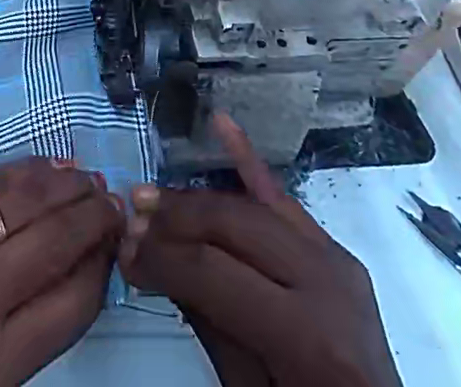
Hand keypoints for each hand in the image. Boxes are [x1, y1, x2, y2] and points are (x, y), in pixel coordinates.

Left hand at [0, 156, 123, 386]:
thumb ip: (28, 334)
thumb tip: (77, 270)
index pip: (69, 304)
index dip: (102, 269)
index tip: (117, 247)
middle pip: (50, 245)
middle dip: (92, 219)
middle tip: (115, 202)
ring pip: (17, 204)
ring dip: (62, 186)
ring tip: (89, 178)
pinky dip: (15, 172)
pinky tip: (42, 166)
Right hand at [121, 115, 401, 386]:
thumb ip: (204, 319)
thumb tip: (147, 259)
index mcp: (308, 336)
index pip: (214, 270)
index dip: (161, 256)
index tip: (125, 253)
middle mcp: (327, 284)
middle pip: (232, 225)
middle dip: (173, 219)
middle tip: (131, 221)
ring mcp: (335, 259)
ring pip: (250, 207)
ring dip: (195, 197)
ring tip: (150, 196)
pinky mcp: (333, 250)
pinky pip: (286, 199)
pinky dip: (249, 160)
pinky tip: (221, 123)